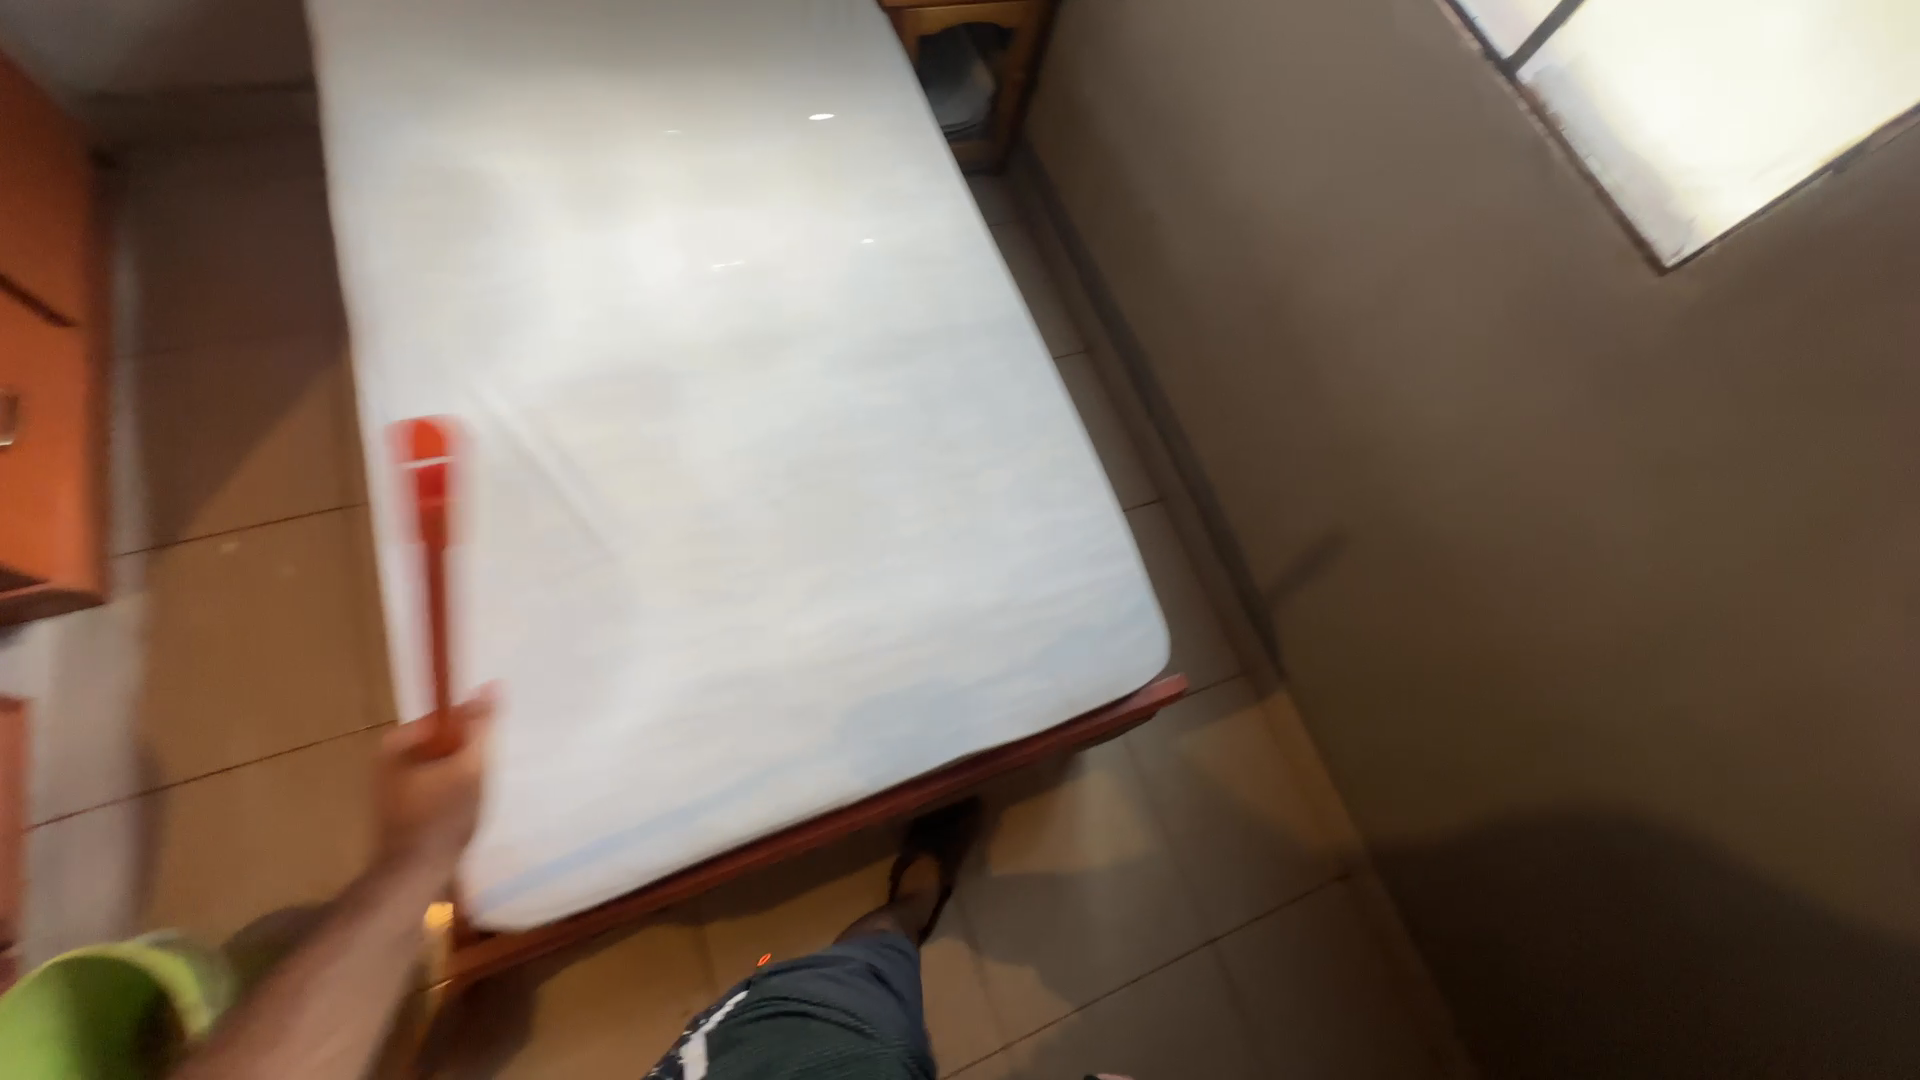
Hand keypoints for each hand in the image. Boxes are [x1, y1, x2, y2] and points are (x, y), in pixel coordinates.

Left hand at [375, 684, 496, 882]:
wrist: (414, 874)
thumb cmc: (443, 816)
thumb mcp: (470, 765)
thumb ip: (481, 725)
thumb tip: (491, 684)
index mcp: (396, 745)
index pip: (446, 719)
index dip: (472, 732)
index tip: (486, 751)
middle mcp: (385, 761)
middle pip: (443, 743)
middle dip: (466, 754)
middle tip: (484, 773)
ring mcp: (388, 788)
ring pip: (439, 766)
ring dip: (460, 774)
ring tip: (475, 794)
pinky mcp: (396, 810)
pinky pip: (431, 786)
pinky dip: (449, 792)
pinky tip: (462, 810)